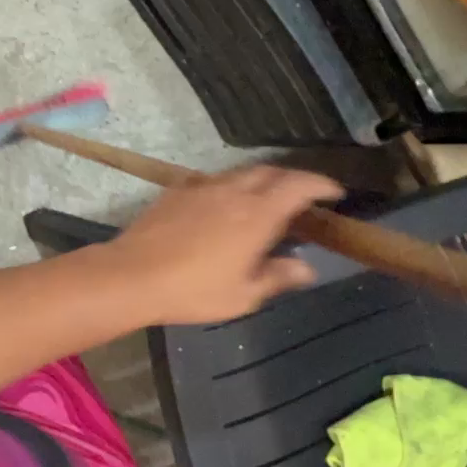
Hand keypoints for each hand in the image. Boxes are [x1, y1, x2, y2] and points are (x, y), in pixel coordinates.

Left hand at [99, 164, 343, 325]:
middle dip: (291, 179)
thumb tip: (307, 268)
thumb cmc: (192, 290)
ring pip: (237, 174)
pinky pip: (208, 182)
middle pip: (268, 172)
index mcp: (255, 214)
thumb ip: (277, 276)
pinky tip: (221, 205)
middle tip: (302, 196)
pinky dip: (226, 188)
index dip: (320, 184)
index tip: (334, 192)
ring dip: (257, 182)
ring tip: (264, 201)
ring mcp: (198, 189)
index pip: (297, 186)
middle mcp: (230, 192)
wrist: (131, 275)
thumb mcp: (243, 294)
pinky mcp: (173, 193)